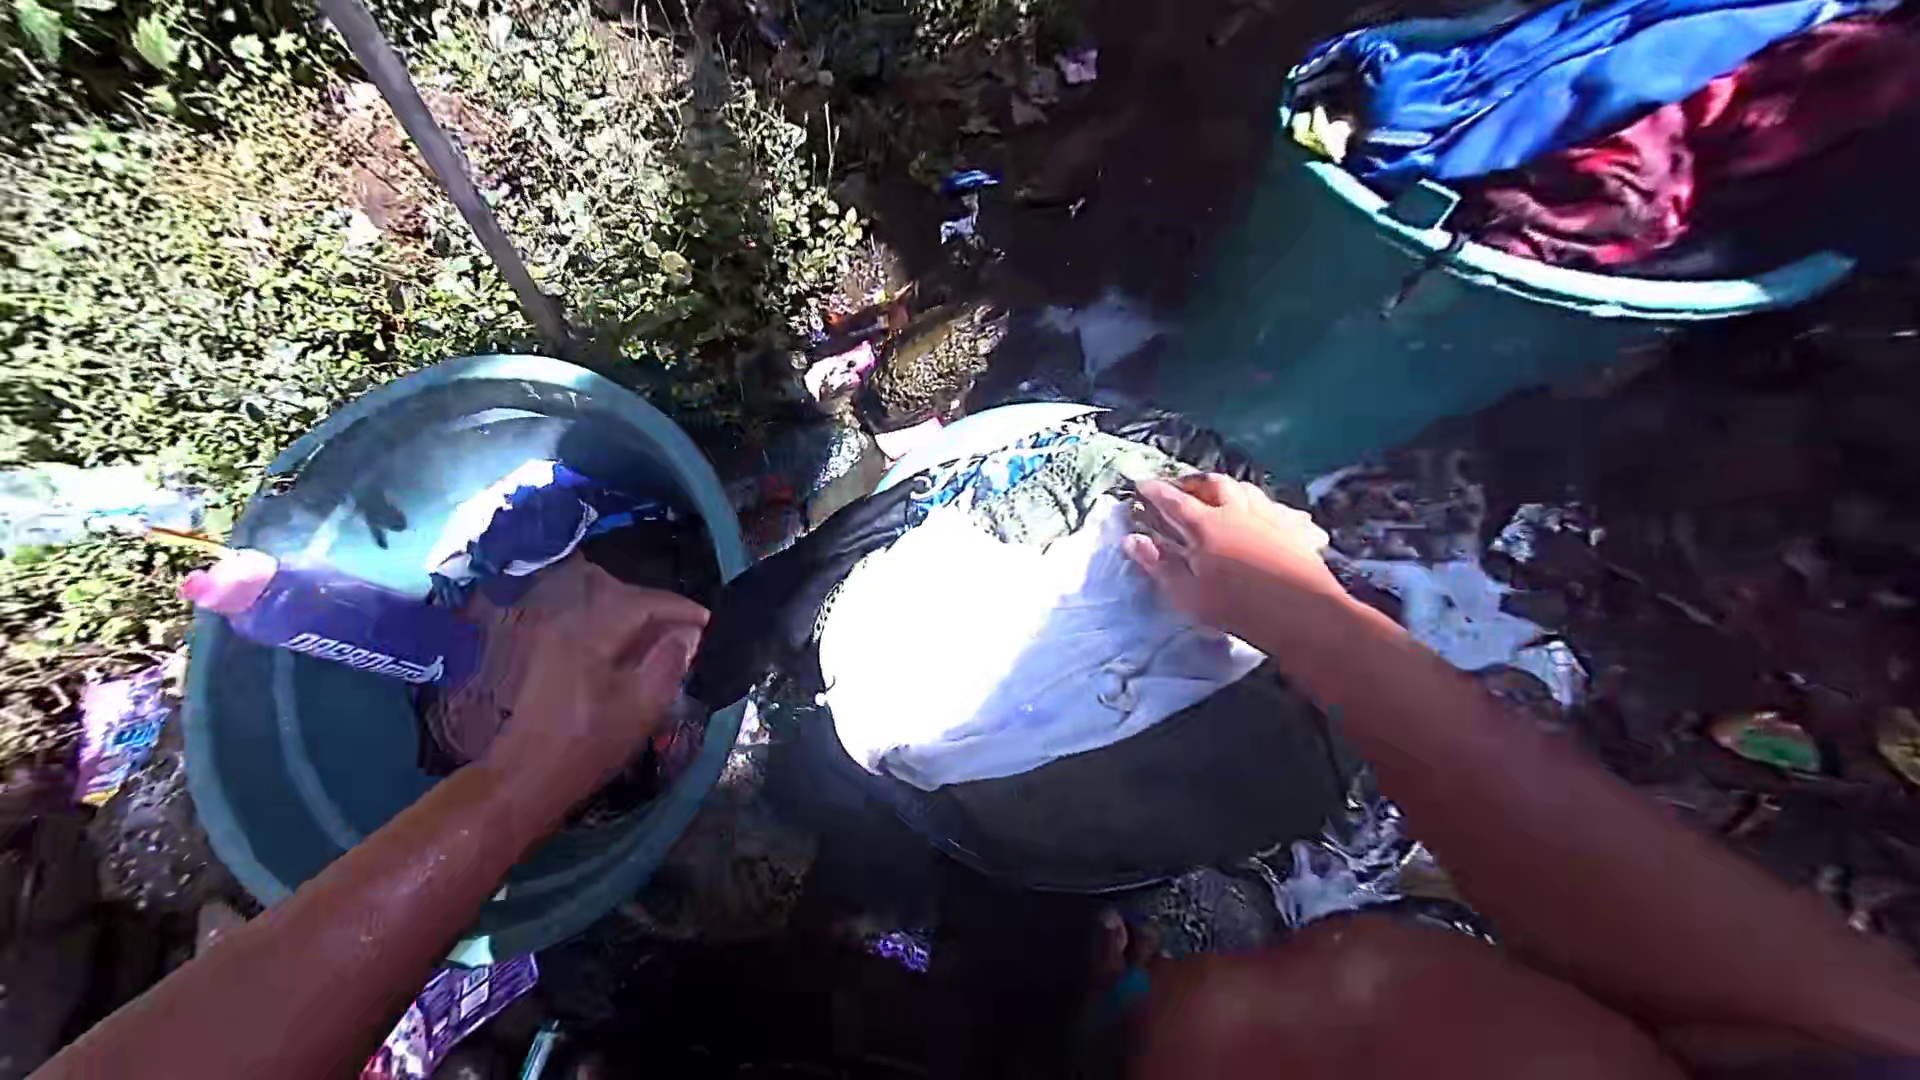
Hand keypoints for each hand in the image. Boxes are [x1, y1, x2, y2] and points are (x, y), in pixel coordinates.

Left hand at [489, 563, 708, 798]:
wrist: (525, 780)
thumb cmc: (589, 744)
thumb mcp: (643, 705)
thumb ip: (670, 660)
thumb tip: (688, 632)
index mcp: (591, 634)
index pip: (642, 602)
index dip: (680, 607)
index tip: (707, 619)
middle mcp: (569, 627)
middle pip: (623, 600)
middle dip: (662, 610)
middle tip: (693, 627)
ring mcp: (555, 641)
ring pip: (609, 614)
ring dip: (644, 621)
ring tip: (671, 638)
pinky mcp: (552, 658)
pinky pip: (597, 629)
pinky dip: (625, 633)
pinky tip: (640, 652)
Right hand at [1122, 474, 1343, 637]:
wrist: (1304, 615)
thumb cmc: (1237, 608)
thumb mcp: (1187, 594)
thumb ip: (1159, 564)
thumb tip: (1132, 540)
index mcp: (1206, 526)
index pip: (1174, 501)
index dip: (1155, 491)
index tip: (1141, 484)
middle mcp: (1237, 512)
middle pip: (1214, 484)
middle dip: (1194, 482)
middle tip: (1181, 490)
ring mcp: (1269, 518)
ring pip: (1246, 489)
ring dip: (1228, 488)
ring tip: (1219, 497)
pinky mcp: (1295, 530)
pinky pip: (1277, 508)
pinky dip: (1264, 507)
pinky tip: (1266, 516)